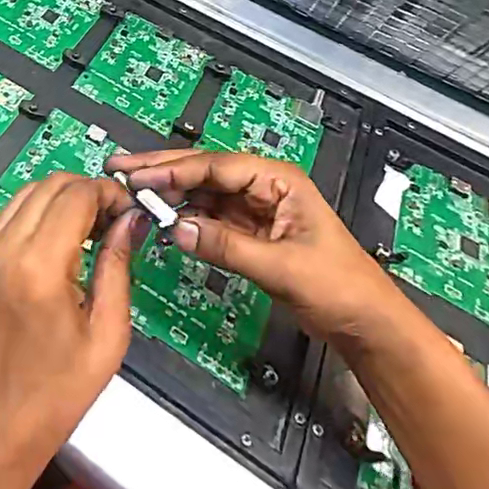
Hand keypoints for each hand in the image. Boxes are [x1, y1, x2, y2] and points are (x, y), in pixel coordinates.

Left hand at [0, 175, 139, 488]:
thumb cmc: (52, 394)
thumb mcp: (107, 334)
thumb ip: (119, 266)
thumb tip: (130, 221)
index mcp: (39, 270)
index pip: (77, 195)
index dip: (108, 193)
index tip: (126, 208)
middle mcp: (5, 253)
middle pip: (51, 184)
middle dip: (87, 190)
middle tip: (112, 216)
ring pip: (28, 191)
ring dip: (62, 196)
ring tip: (88, 226)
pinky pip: (9, 215)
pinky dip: (37, 212)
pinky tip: (58, 238)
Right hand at [108, 150, 408, 345]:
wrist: (365, 323)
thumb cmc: (342, 285)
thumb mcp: (282, 267)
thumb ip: (227, 246)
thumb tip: (179, 228)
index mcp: (278, 179)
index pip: (216, 165)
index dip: (174, 169)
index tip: (141, 175)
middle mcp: (263, 185)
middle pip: (204, 170)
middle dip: (163, 169)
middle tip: (123, 168)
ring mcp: (254, 208)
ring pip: (202, 192)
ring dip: (170, 194)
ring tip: (134, 193)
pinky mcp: (249, 230)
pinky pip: (209, 217)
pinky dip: (185, 218)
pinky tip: (164, 219)